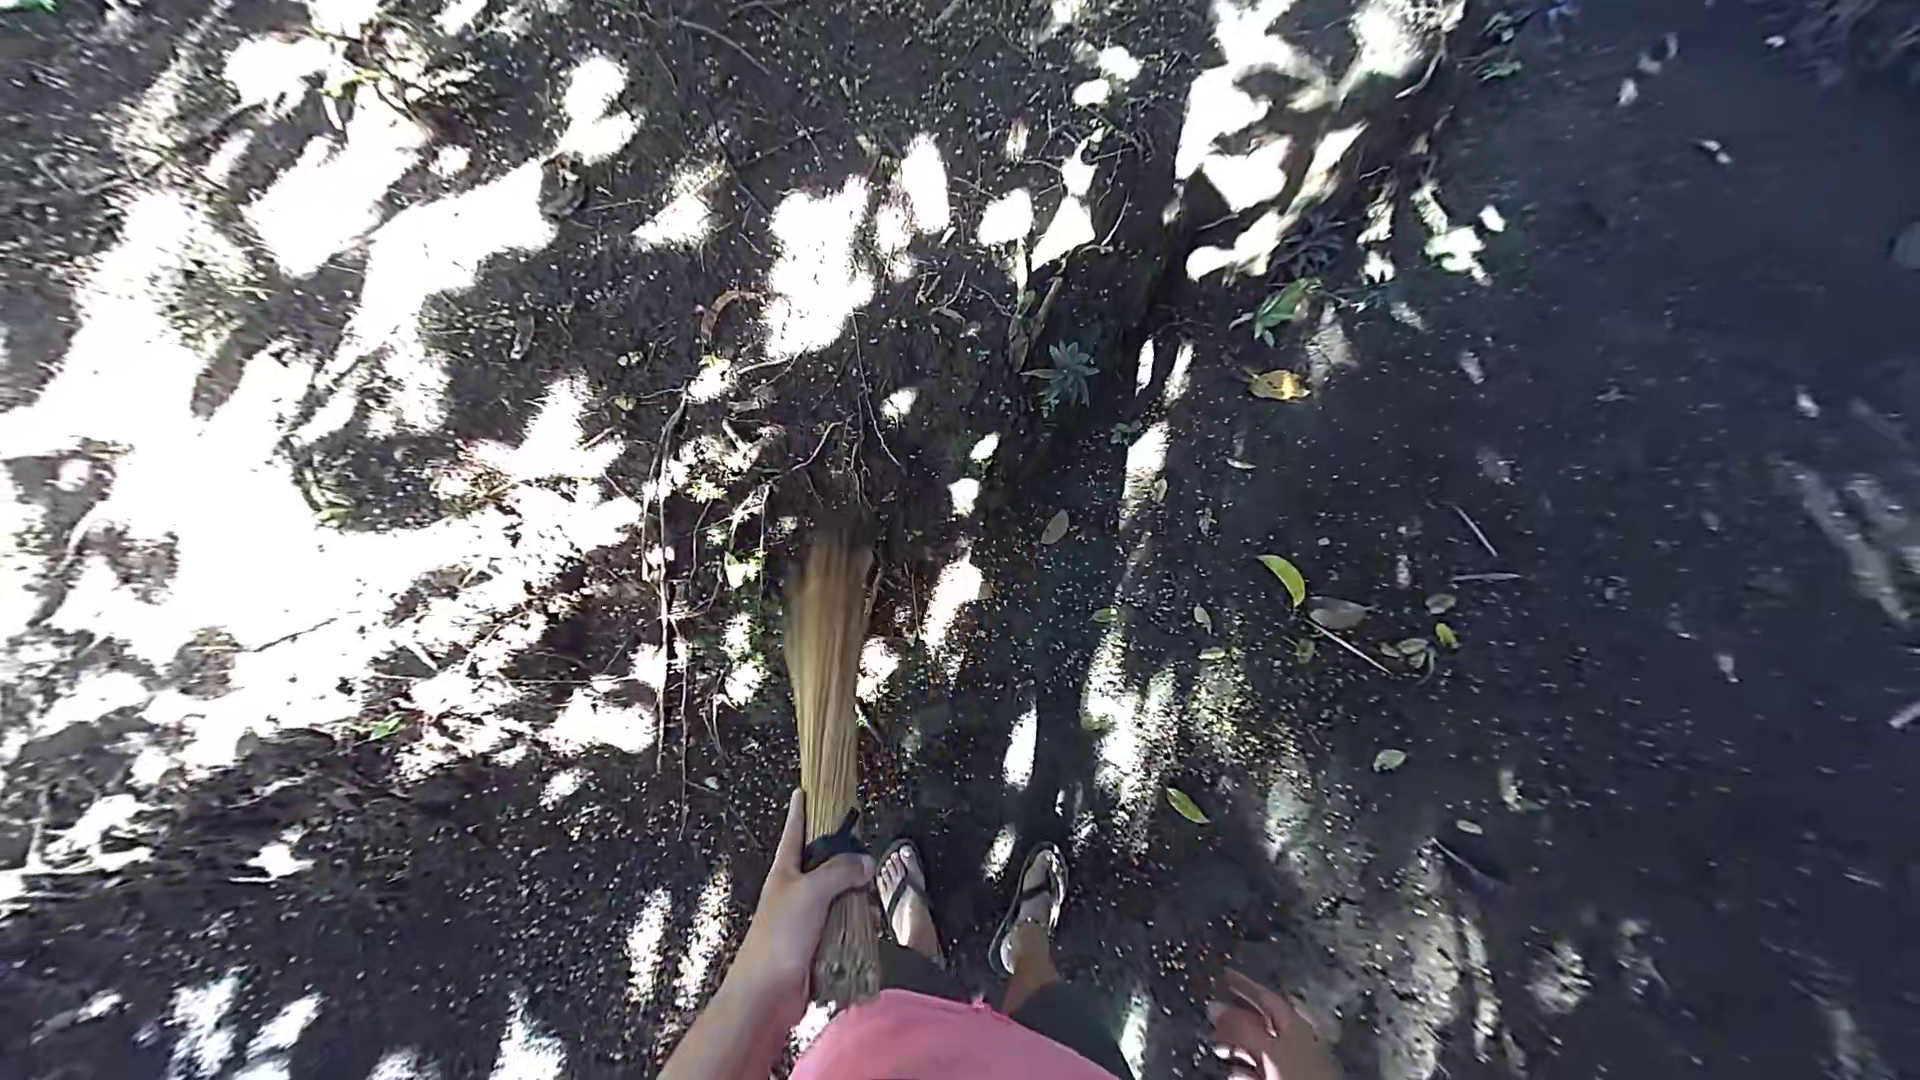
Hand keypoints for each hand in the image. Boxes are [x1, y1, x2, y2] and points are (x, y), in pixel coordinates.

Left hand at [723, 789, 874, 1021]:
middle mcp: (796, 888)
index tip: (803, 789)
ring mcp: (807, 916)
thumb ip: (840, 871)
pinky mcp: (818, 941)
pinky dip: (856, 922)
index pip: (794, 830)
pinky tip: (867, 924)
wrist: (765, 998)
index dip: (800, 809)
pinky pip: (843, 922)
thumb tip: (866, 862)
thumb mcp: (810, 891)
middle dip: (847, 858)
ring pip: (839, 893)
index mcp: (785, 869)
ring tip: (870, 895)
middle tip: (865, 853)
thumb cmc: (780, 936)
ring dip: (855, 895)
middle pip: (825, 861)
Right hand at [1208, 969, 1341, 1079]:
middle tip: (1212, 1015)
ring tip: (1219, 1049)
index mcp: (1295, 1023)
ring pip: (1258, 1047)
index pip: (1264, 996)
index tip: (1221, 975)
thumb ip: (1240, 1026)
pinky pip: (1261, 1069)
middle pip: (1259, 1020)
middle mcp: (1296, 1039)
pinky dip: (1245, 1069)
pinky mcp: (1287, 1079)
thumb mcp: (1267, 1048)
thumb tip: (1216, 1008)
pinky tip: (1235, 1073)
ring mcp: (1294, 1063)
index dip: (1242, 984)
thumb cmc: (1300, 1076)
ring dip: (1235, 1047)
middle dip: (1233, 1018)